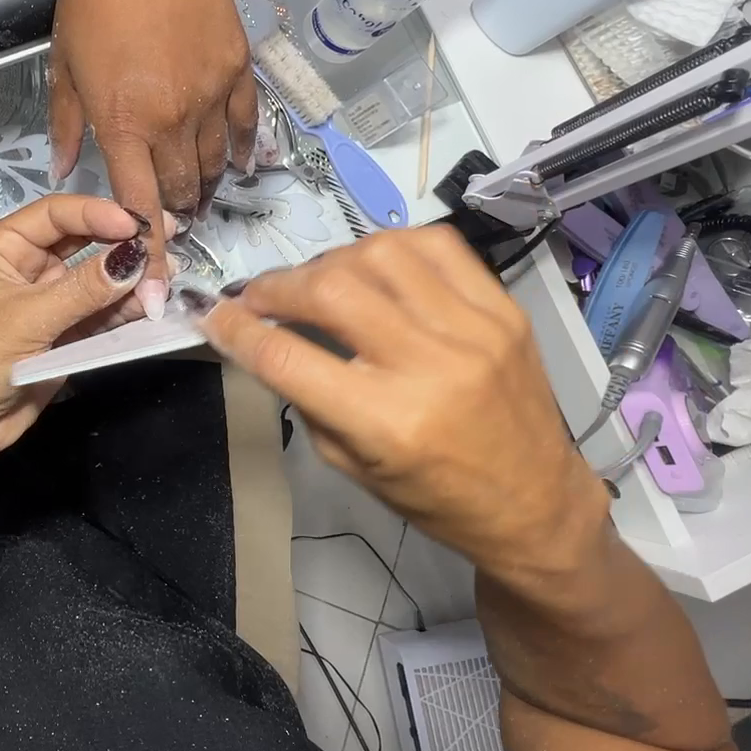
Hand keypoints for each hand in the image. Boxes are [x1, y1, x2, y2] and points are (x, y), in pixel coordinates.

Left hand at [0, 195, 176, 459]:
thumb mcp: (24, 321)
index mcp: (2, 248)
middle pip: (84, 240)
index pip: (55, 215)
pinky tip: (153, 306)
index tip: (136, 225)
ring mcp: (49, 299)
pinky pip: (102, 312)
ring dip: (132, 278)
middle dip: (124, 242)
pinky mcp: (65, 332)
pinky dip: (127, 309)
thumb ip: (81, 290)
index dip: (97, 213)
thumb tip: (134, 258)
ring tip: (170, 280)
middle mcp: (27, 266)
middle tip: (168, 241)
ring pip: (99, 277)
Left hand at [48, 0, 256, 320]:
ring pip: (214, 166)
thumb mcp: (65, 64)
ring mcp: (213, 95)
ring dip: (201, 188)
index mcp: (124, 122)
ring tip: (193, 198)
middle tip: (163, 223)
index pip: (138, 207)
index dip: (148, 251)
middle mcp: (174, 119)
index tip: (154, 285)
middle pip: (180, 192)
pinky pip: (246, 127)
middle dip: (171, 215)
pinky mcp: (240, 69)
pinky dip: (240, 152)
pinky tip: (237, 166)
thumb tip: (67, 173)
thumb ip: (69, 126)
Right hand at [199, 228, 610, 586]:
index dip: (236, 328)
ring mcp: (473, 330)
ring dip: (328, 262)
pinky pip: (434, 245)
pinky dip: (387, 246)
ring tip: (317, 283)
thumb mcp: (350, 464)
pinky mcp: (503, 309)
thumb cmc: (434, 498)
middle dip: (275, 286)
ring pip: (377, 253)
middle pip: (327, 291)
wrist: (538, 505)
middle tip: (257, 298)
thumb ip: (306, 395)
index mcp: (386, 423)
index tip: (213, 315)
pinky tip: (372, 267)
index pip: (285, 356)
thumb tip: (270, 335)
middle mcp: (429, 366)